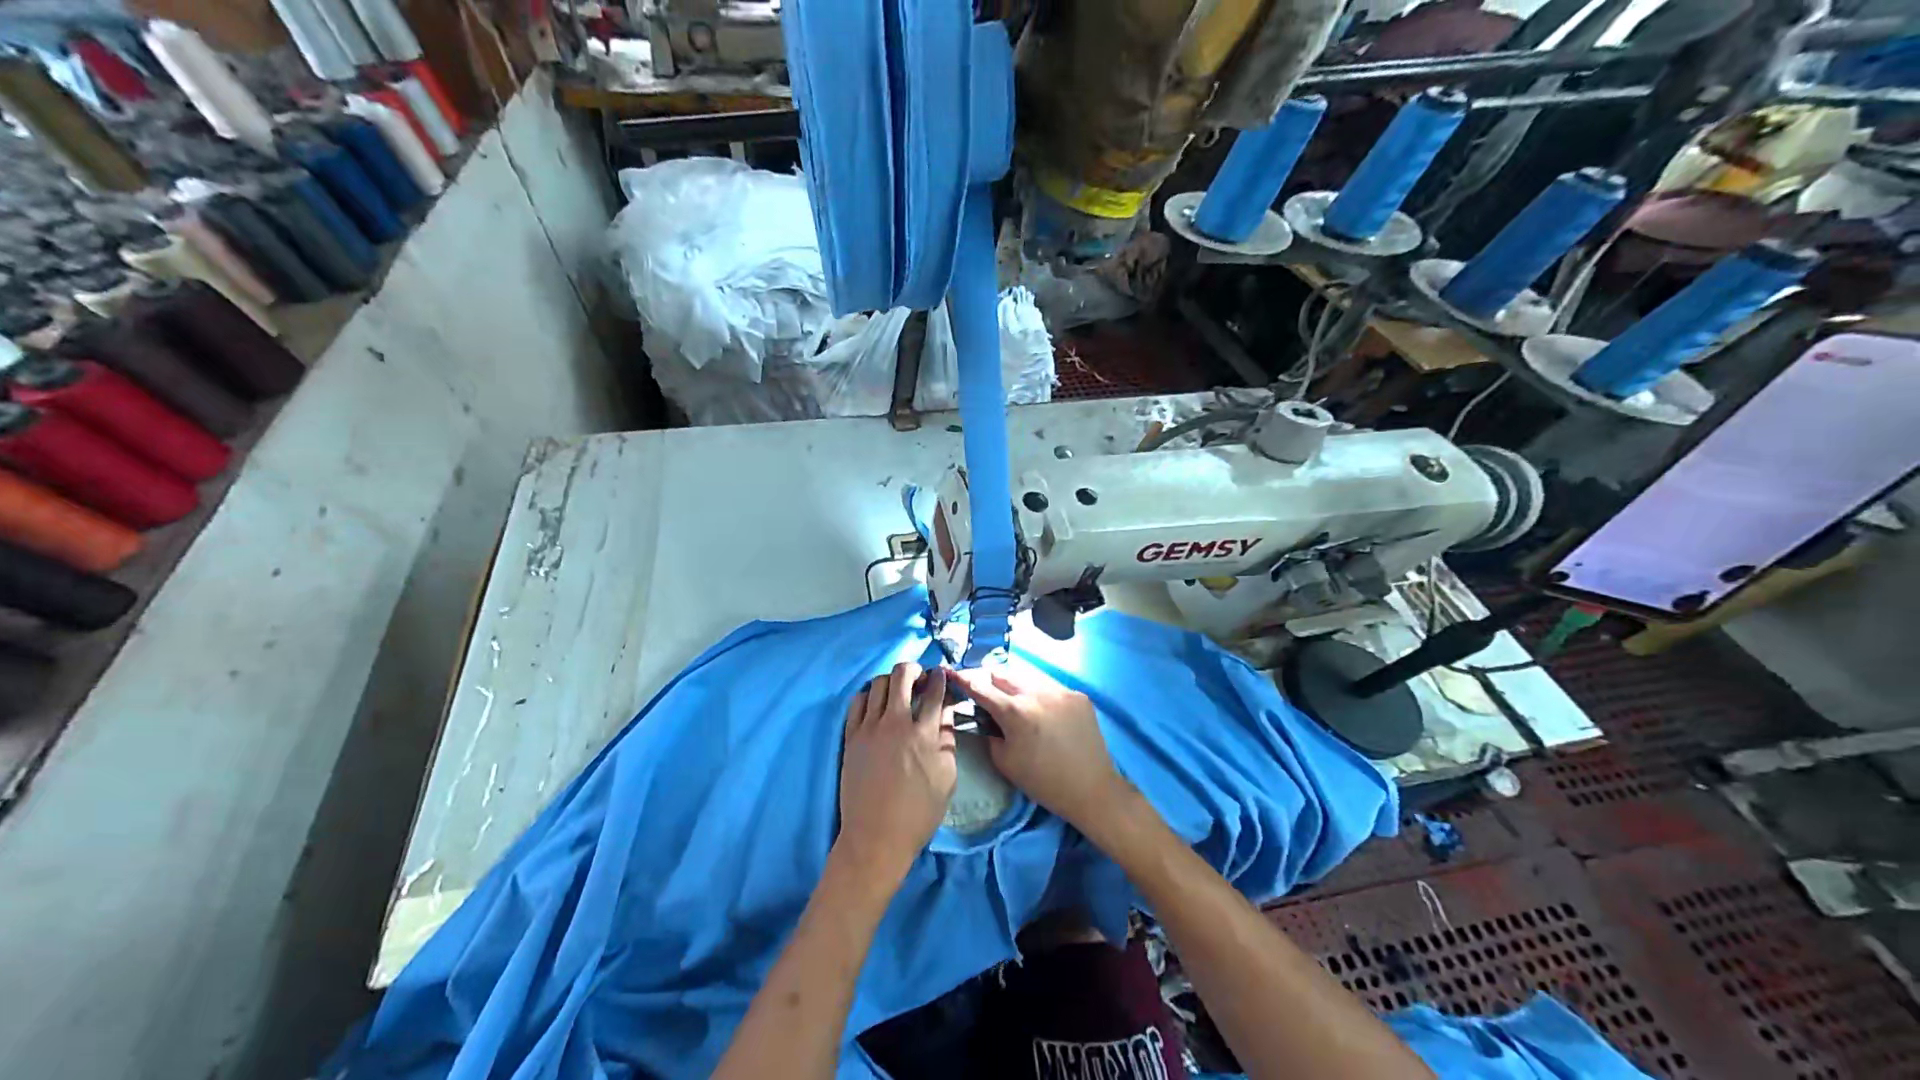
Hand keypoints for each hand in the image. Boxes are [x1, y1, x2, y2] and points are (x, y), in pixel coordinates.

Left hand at [835, 662, 957, 884]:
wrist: (876, 836)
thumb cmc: (919, 812)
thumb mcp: (947, 778)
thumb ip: (947, 740)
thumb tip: (945, 713)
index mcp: (924, 734)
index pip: (935, 692)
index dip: (940, 677)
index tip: (941, 674)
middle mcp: (896, 723)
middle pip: (902, 676)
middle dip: (914, 669)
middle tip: (919, 676)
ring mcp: (869, 729)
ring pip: (878, 684)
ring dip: (891, 680)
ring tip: (898, 689)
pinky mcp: (851, 737)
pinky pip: (857, 702)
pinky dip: (869, 696)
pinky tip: (876, 704)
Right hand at [947, 663, 1130, 833]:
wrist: (1091, 789)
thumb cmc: (1042, 781)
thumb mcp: (1004, 760)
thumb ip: (988, 731)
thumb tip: (981, 715)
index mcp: (1015, 711)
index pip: (981, 687)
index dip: (962, 680)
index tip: (950, 673)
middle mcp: (1038, 693)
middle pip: (1004, 675)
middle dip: (989, 680)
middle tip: (982, 690)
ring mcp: (1061, 691)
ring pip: (1028, 677)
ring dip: (1015, 685)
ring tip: (1012, 699)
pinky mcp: (1078, 696)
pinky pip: (1050, 687)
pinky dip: (1039, 694)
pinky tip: (1040, 711)